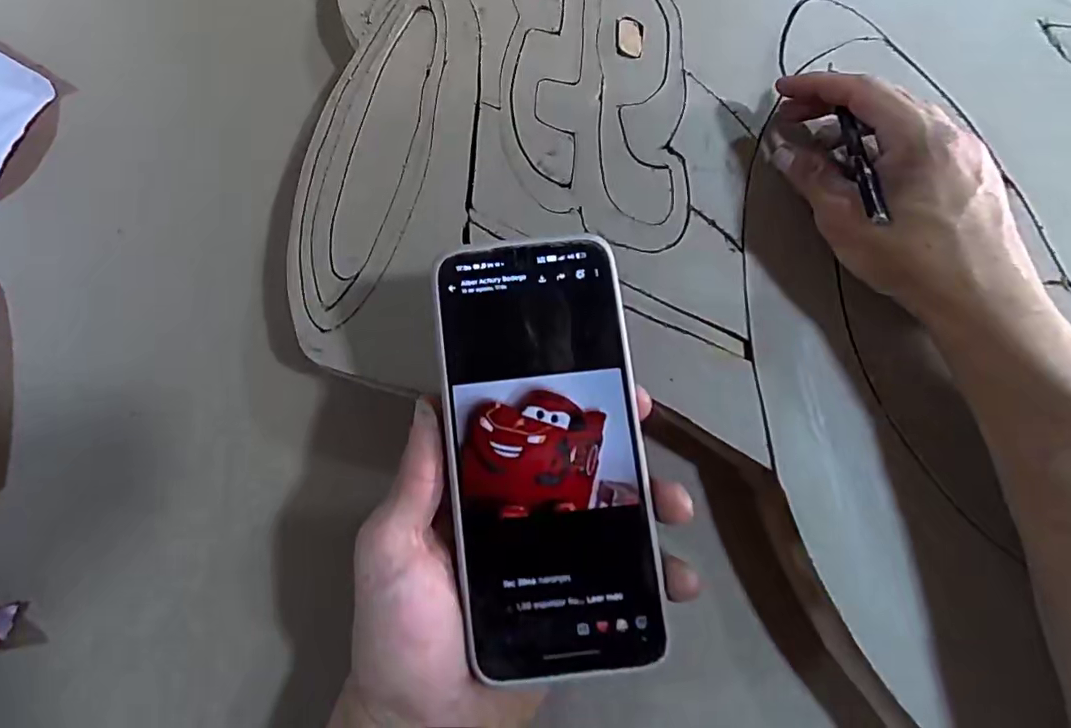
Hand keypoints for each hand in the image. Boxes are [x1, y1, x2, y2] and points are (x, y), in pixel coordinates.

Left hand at [330, 388, 699, 727]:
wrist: (427, 725)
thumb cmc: (398, 629)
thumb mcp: (392, 544)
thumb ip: (413, 481)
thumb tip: (427, 405)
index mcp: (470, 491)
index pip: (512, 431)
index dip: (547, 400)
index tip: (581, 377)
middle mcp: (512, 514)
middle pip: (569, 465)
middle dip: (611, 440)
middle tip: (644, 420)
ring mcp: (545, 558)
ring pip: (604, 515)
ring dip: (645, 501)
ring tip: (672, 504)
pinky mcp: (571, 603)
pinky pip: (619, 581)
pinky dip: (654, 575)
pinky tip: (677, 577)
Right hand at [765, 72, 1043, 330]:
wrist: (989, 304)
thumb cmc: (916, 263)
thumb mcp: (846, 222)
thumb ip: (813, 178)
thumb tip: (786, 151)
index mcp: (920, 139)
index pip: (862, 90)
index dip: (816, 86)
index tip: (782, 92)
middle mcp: (950, 135)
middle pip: (885, 96)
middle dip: (833, 101)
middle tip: (794, 117)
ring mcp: (968, 152)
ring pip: (904, 115)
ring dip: (858, 120)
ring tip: (824, 146)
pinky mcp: (973, 171)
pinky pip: (922, 135)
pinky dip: (884, 136)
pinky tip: (865, 165)